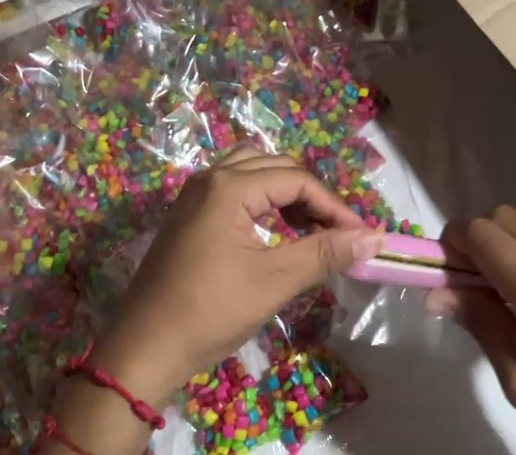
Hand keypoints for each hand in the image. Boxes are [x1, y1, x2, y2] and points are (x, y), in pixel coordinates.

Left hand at [90, 148, 384, 402]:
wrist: (142, 349)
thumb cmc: (208, 311)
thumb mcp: (272, 282)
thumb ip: (323, 253)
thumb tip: (373, 239)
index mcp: (229, 186)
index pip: (296, 180)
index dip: (333, 206)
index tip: (361, 237)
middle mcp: (211, 177)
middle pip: (276, 167)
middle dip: (312, 197)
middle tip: (338, 233)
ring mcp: (195, 194)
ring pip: (254, 172)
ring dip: (286, 194)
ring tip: (310, 228)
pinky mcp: (189, 214)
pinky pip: (235, 189)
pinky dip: (262, 201)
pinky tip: (276, 231)